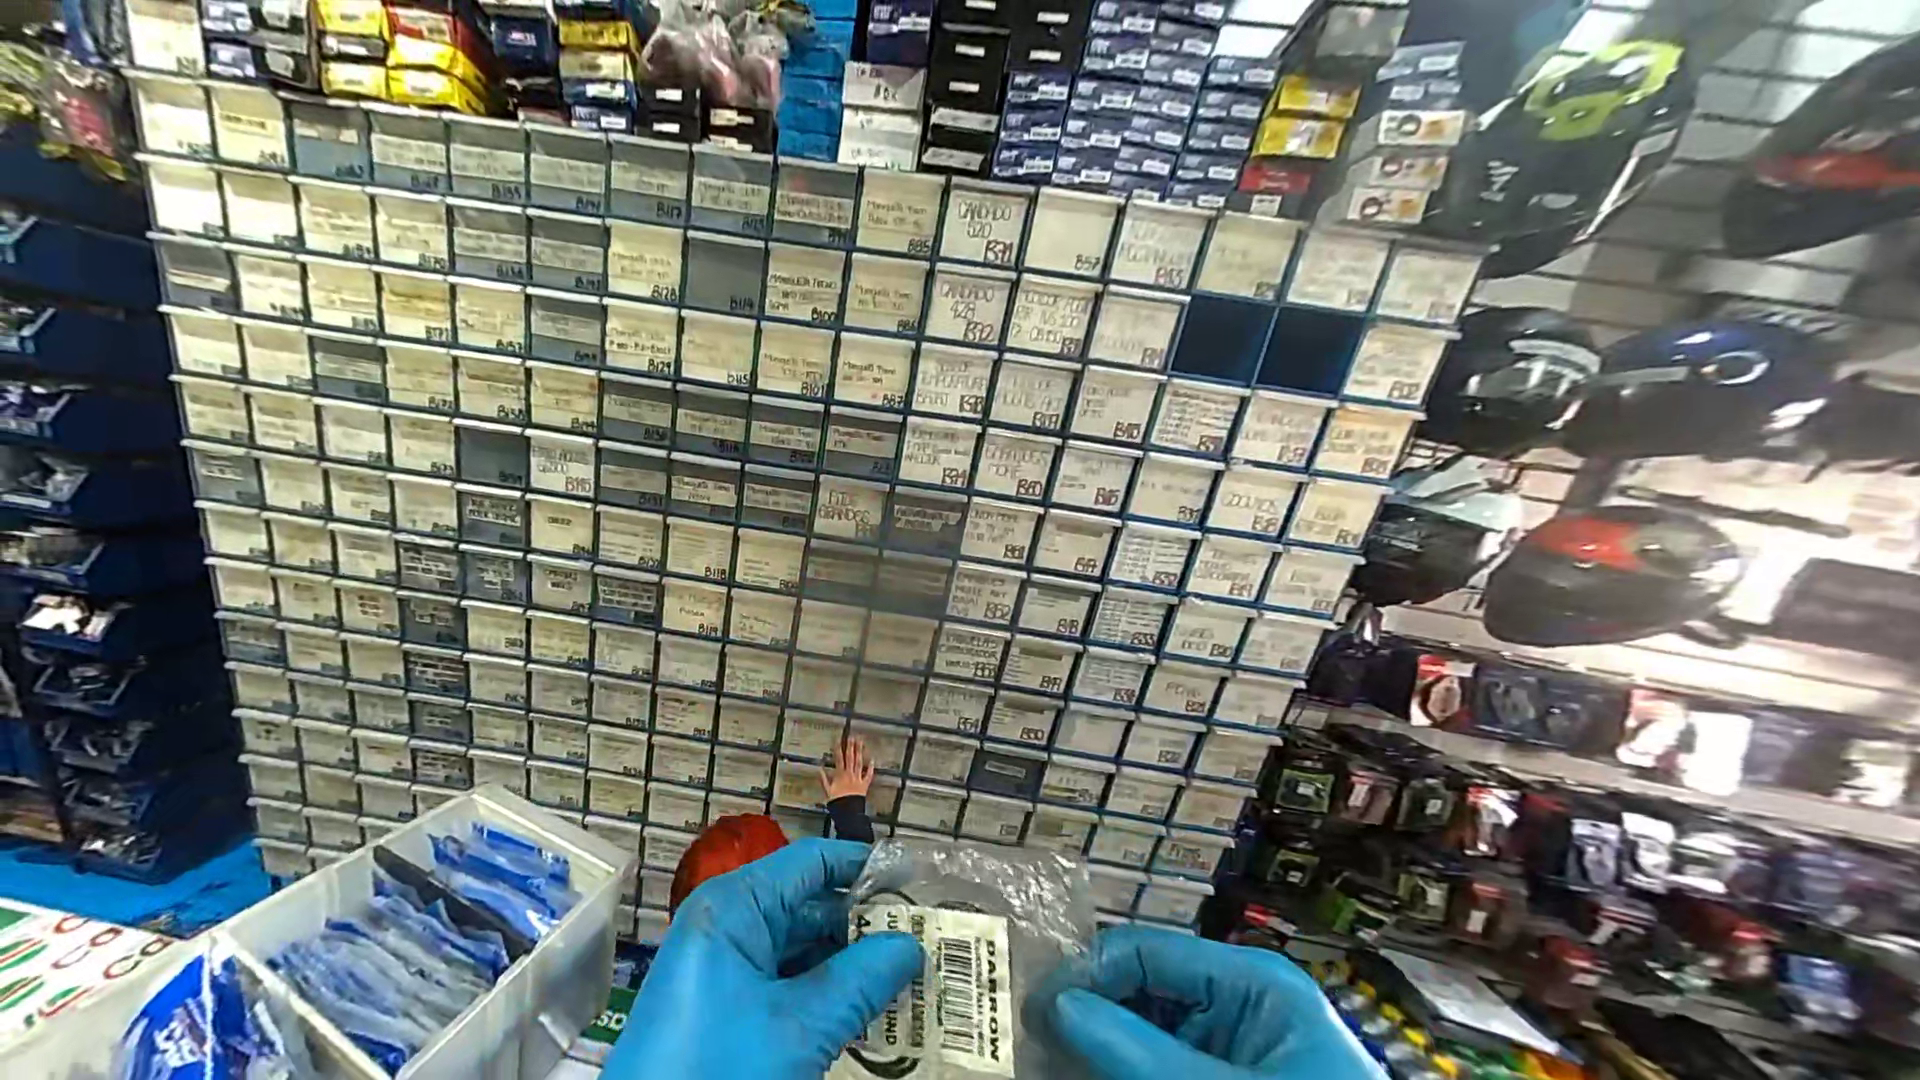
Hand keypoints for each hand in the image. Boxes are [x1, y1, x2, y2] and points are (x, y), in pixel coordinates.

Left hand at [605, 839, 922, 1079]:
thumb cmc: (720, 1076)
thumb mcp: (801, 1029)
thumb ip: (864, 980)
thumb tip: (914, 947)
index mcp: (735, 905)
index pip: (813, 861)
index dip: (865, 865)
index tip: (914, 880)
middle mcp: (726, 922)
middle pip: (809, 903)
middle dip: (863, 923)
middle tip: (919, 938)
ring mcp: (721, 965)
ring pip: (799, 945)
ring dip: (848, 961)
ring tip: (902, 974)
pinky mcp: (721, 1004)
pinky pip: (783, 980)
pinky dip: (822, 990)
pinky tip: (864, 1009)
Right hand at [819, 734, 874, 800]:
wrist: (848, 813)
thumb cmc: (837, 803)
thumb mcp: (827, 791)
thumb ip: (823, 779)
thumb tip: (819, 768)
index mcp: (840, 775)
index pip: (839, 759)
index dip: (838, 749)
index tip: (838, 740)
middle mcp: (850, 774)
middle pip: (850, 758)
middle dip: (850, 747)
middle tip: (852, 737)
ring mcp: (858, 778)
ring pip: (859, 762)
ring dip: (859, 752)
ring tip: (860, 742)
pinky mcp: (864, 784)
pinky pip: (868, 775)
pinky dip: (871, 767)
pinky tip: (872, 760)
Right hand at [1051, 925, 1382, 1079]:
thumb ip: (1139, 1053)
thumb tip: (1057, 1004)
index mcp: (1252, 983)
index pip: (1148, 951)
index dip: (1089, 973)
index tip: (1035, 1008)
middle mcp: (1240, 1004)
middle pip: (1143, 991)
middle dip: (1090, 1016)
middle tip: (1033, 1043)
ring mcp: (1234, 1049)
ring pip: (1147, 1032)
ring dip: (1100, 1048)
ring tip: (1051, 1062)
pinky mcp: (1228, 1079)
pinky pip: (1165, 1063)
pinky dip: (1126, 1069)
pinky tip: (1087, 1073)